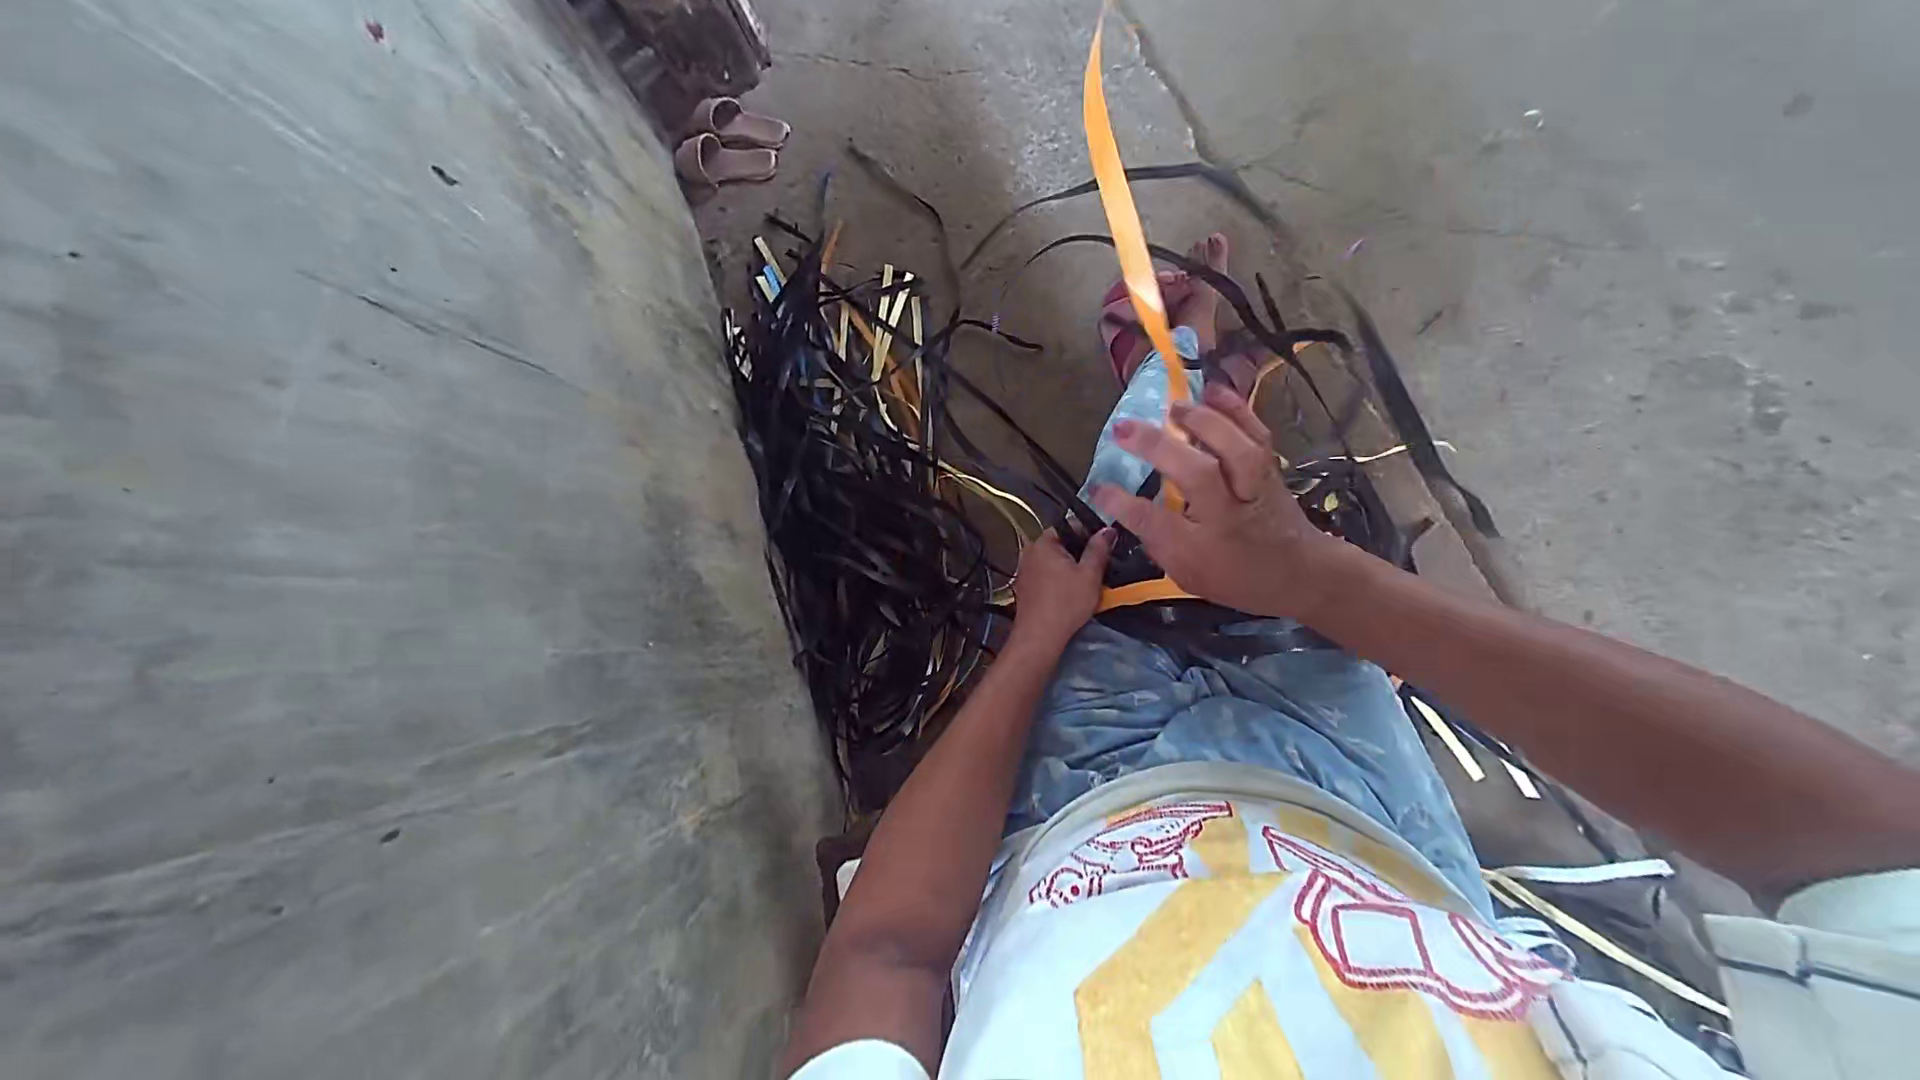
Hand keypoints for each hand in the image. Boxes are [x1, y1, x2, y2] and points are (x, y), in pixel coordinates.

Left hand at [1009, 527, 1115, 651]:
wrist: (1039, 636)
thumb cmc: (1066, 602)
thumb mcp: (1089, 574)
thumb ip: (1099, 548)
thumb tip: (1107, 529)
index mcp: (1042, 542)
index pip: (1068, 526)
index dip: (1088, 533)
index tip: (1103, 546)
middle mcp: (1029, 551)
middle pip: (1060, 543)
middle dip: (1079, 552)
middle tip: (1098, 565)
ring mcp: (1024, 569)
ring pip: (1053, 560)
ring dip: (1069, 567)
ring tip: (1087, 580)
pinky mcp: (1024, 586)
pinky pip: (1045, 574)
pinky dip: (1058, 578)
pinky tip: (1069, 591)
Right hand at [1091, 382, 1344, 620]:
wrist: (1302, 573)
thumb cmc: (1237, 579)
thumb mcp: (1188, 576)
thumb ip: (1159, 545)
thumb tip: (1129, 510)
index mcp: (1202, 548)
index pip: (1156, 522)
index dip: (1122, 503)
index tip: (1098, 488)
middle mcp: (1229, 515)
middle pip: (1197, 475)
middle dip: (1158, 448)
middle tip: (1122, 428)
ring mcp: (1254, 489)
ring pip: (1235, 450)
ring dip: (1202, 422)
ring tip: (1172, 406)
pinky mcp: (1270, 470)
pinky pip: (1257, 435)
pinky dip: (1237, 409)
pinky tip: (1213, 390)